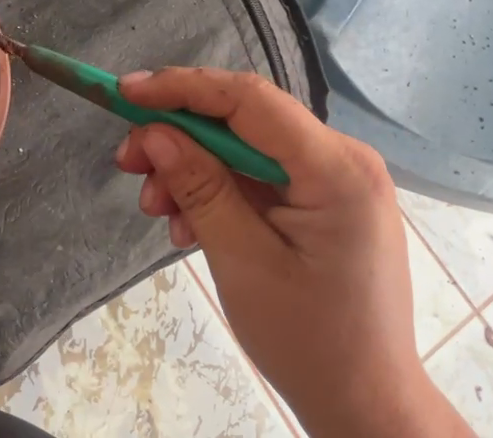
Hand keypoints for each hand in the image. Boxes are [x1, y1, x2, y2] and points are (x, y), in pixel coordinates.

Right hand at [115, 68, 471, 437]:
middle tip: (127, 161)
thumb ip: (198, 185)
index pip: (247, 99)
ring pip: (239, 148)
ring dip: (188, 169)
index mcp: (336, 169)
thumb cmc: (311, 340)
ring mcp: (331, 180)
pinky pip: (252, 176)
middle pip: (240, 120)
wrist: (368, 407)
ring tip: (156, 208)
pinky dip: (212, 191)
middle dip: (177, 136)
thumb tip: (153, 131)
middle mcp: (340, 160)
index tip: (124, 94)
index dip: (181, 87)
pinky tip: (186, 226)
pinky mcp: (319, 202)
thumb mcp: (242, 260)